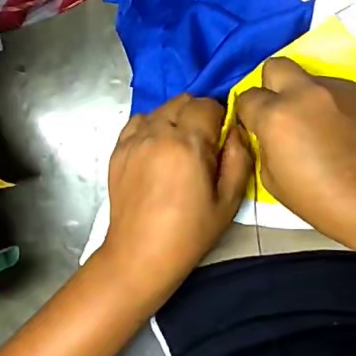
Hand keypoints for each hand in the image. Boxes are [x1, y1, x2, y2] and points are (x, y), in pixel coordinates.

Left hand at [97, 94, 253, 286]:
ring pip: (159, 109)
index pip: (206, 105)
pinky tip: (157, 147)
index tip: (221, 136)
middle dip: (197, 114)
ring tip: (179, 145)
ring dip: (173, 119)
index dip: (219, 116)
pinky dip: (150, 127)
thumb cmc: (189, 232)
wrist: (140, 253)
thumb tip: (236, 132)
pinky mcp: (117, 151)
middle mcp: (157, 134)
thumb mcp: (228, 201)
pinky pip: (137, 123)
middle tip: (203, 141)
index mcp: (187, 144)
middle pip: (182, 102)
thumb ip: (238, 159)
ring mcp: (133, 141)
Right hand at [233, 57, 355, 248]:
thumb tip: (268, 134)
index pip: (247, 97)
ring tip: (322, 128)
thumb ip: (265, 147)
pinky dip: (333, 105)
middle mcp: (305, 92)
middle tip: (283, 115)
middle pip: (275, 66)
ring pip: (310, 79)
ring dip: (306, 98)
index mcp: (276, 116)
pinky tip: (346, 132)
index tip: (258, 130)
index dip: (249, 115)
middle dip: (272, 87)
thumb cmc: (326, 203)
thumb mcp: (274, 183)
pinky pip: (337, 90)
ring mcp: (338, 88)